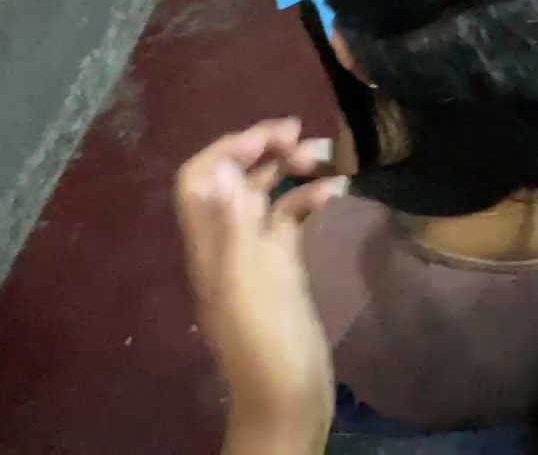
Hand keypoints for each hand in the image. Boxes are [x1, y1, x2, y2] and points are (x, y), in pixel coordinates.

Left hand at [175, 119, 345, 451]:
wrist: (288, 403)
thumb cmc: (266, 344)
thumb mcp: (249, 281)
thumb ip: (235, 223)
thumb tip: (225, 168)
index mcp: (209, 241)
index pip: (201, 177)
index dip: (228, 148)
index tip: (269, 136)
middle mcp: (228, 239)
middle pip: (236, 178)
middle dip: (264, 149)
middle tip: (302, 135)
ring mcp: (257, 252)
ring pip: (267, 194)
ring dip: (291, 169)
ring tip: (326, 154)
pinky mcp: (283, 266)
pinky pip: (292, 218)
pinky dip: (310, 199)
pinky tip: (336, 190)